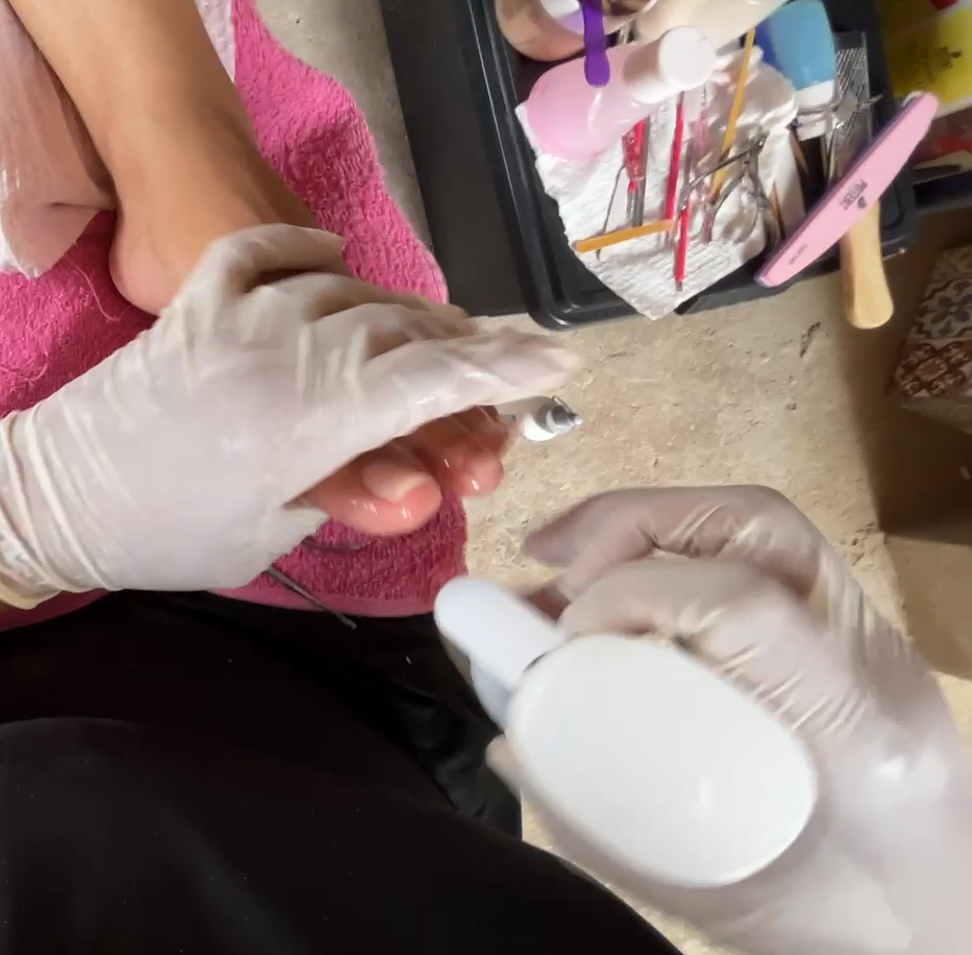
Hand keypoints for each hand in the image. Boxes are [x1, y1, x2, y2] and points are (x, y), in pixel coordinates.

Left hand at [0, 224, 578, 604]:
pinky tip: (331, 255)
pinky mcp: (189, 308)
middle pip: (399, 331)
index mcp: (310, 417)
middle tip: (482, 378)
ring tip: (422, 336)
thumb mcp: (265, 533)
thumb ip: (344, 491)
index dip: (504, 369)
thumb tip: (416, 482)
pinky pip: (256, 255)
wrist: (50, 496)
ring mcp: (232, 318)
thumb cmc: (159, 536)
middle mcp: (282, 350)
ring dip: (393, 313)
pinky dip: (298, 249)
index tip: (554, 363)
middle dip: (455, 352)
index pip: (433, 379)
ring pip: (343, 294)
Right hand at [503, 486, 971, 954]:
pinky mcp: (838, 634)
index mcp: (851, 724)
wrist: (950, 937)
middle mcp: (869, 660)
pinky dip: (659, 547)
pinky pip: (745, 551)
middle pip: (753, 524)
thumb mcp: (708, 894)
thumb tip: (506, 740)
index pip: (740, 602)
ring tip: (559, 560)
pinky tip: (605, 589)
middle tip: (545, 558)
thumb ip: (594, 823)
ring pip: (751, 521)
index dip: (626, 592)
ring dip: (636, 522)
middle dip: (624, 522)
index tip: (563, 635)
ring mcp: (863, 638)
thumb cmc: (838, 924)